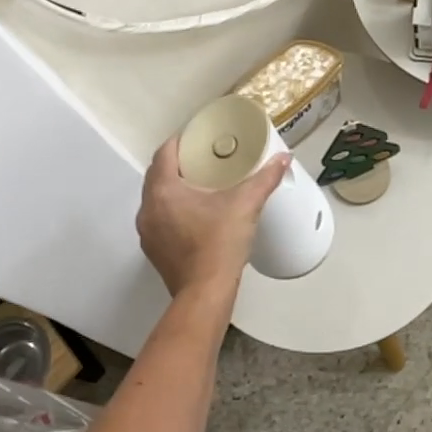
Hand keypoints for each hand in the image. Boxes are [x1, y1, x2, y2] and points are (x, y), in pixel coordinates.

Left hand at [136, 137, 289, 297]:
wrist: (205, 294)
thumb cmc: (220, 243)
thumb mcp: (246, 204)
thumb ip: (265, 178)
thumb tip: (284, 158)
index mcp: (164, 190)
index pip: (164, 153)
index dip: (180, 141)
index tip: (198, 137)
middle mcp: (148, 208)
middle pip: (157, 174)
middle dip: (176, 163)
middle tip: (202, 158)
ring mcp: (147, 232)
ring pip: (155, 198)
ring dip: (172, 187)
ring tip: (199, 183)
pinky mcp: (153, 251)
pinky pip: (158, 218)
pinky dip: (171, 209)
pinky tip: (192, 213)